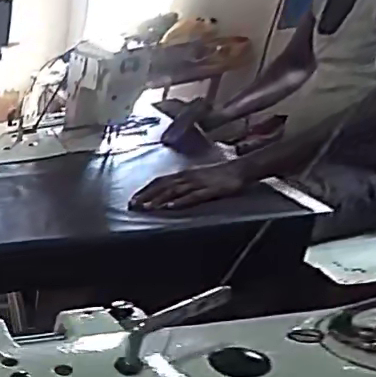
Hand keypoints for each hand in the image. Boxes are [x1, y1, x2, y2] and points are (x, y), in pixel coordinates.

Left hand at [129, 161, 249, 210]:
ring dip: (160, 199)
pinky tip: (171, 206)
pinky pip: (194, 196)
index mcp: (184, 174)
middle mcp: (189, 177)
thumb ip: (180, 185)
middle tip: (133, 205)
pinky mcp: (212, 190)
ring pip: (176, 191)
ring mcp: (200, 183)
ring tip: (147, 207)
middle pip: (164, 186)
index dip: (145, 189)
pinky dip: (181, 201)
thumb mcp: (195, 178)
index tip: (132, 198)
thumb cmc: (217, 176)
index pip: (160, 181)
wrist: (243, 169)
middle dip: (147, 195)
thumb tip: (163, 196)